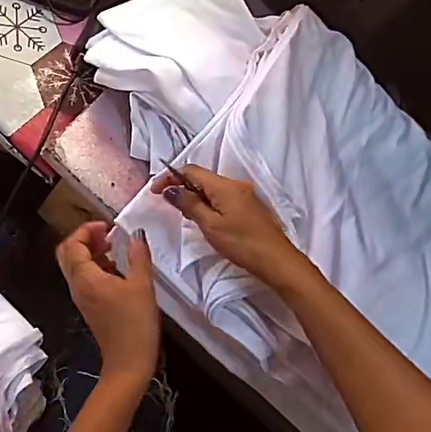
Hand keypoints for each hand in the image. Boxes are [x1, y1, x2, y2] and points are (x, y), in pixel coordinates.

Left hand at [55, 222, 159, 382]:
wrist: (128, 362)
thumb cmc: (135, 325)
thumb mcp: (143, 286)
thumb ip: (138, 256)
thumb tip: (135, 235)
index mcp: (85, 279)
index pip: (72, 245)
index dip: (86, 230)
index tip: (107, 227)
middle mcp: (77, 286)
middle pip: (67, 253)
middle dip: (84, 239)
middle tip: (107, 235)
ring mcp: (81, 297)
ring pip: (75, 266)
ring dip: (90, 252)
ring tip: (114, 248)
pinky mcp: (89, 305)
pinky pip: (84, 278)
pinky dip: (95, 266)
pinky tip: (117, 268)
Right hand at [150, 165, 315, 289]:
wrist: (276, 260)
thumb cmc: (241, 243)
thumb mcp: (210, 225)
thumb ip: (189, 204)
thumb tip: (171, 189)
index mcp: (224, 186)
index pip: (191, 171)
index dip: (170, 177)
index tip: (155, 191)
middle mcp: (235, 184)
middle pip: (201, 177)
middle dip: (180, 185)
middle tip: (165, 202)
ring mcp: (243, 194)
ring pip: (211, 187)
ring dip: (193, 194)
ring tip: (181, 211)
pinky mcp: (247, 206)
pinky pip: (220, 196)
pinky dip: (206, 202)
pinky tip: (201, 216)